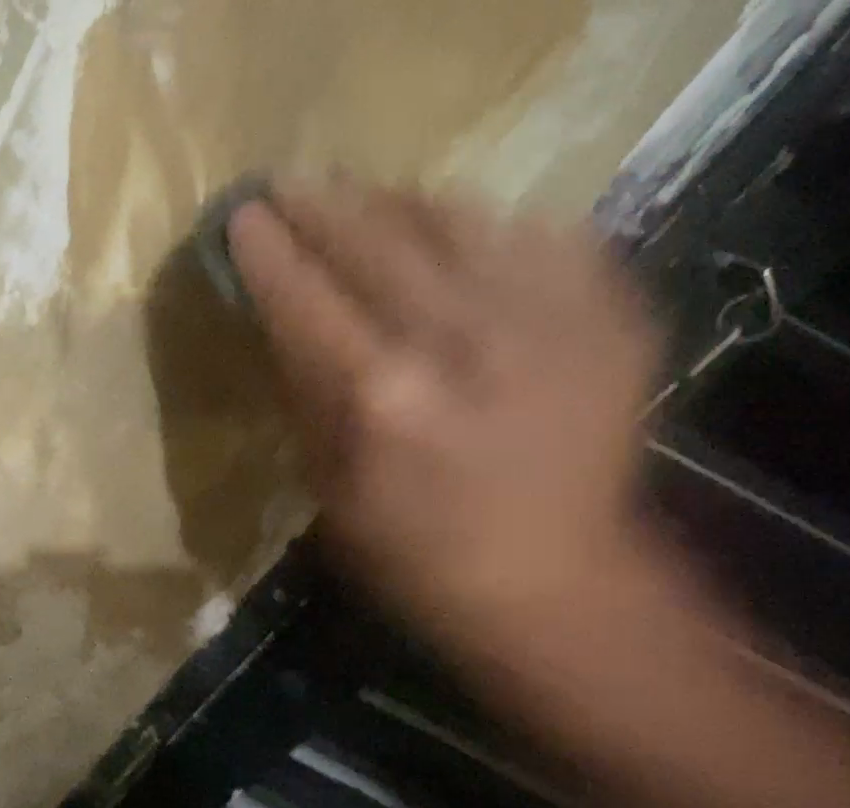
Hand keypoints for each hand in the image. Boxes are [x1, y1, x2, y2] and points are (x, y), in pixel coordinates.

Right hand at [226, 185, 662, 648]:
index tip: (241, 215)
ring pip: (459, 222)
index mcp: (384, 399)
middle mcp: (465, 344)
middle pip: (379, 242)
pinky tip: (454, 231)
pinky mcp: (608, 316)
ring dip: (399, 201)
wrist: (559, 582)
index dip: (268, 251)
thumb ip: (306, 395)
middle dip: (324, 205)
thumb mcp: (330, 488)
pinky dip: (486, 226)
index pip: (306, 298)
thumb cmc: (416, 553)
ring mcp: (547, 322)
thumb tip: (279, 322)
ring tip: (364, 194)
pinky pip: (538, 236)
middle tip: (287, 184)